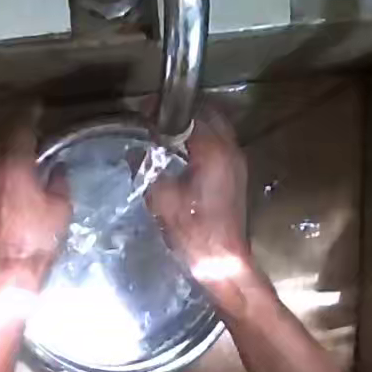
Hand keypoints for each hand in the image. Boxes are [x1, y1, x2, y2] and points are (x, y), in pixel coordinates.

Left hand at [0, 105, 71, 294]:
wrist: (6, 270)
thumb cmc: (37, 240)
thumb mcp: (61, 209)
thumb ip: (59, 181)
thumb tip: (57, 168)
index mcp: (15, 164)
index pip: (20, 124)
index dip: (29, 111)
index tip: (37, 106)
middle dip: (2, 116)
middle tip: (13, 114)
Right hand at [146, 109, 258, 308]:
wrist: (222, 260)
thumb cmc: (193, 231)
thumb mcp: (160, 199)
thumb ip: (146, 168)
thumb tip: (135, 152)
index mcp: (213, 151)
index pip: (189, 113)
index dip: (164, 110)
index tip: (145, 111)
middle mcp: (230, 150)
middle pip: (208, 114)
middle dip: (182, 113)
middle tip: (155, 120)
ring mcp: (237, 162)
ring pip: (217, 129)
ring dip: (193, 126)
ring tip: (166, 134)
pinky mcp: (237, 176)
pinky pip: (220, 145)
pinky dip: (202, 141)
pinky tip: (182, 154)